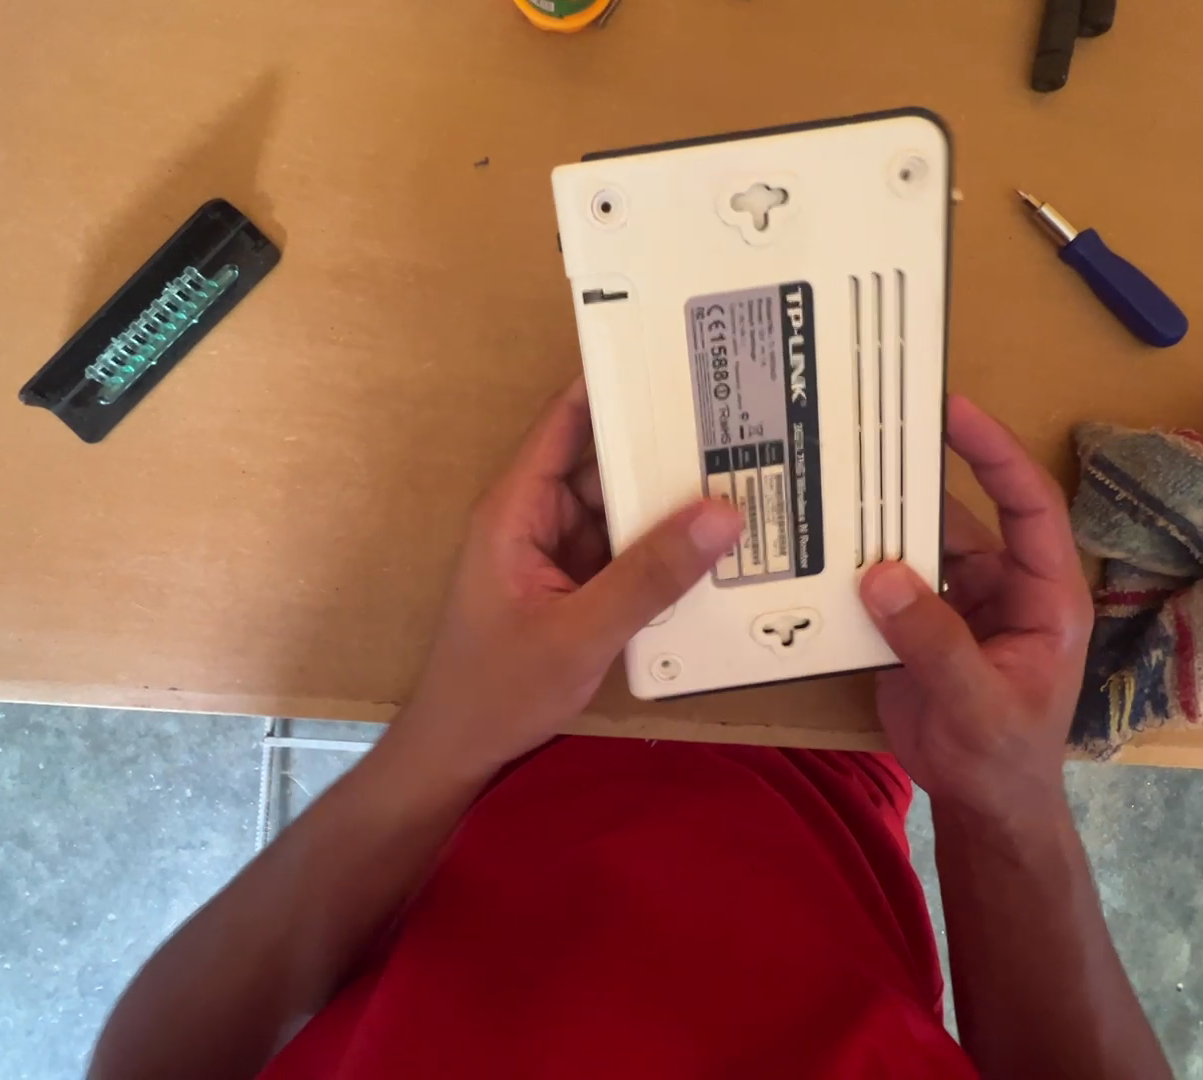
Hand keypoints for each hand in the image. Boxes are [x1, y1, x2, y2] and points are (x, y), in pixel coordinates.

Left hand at [393, 377, 743, 778]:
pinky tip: (711, 547)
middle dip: (662, 448)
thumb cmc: (498, 690)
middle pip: (604, 463)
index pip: (566, 422)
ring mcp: (557, 553)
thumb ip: (650, 577)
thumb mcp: (581, 633)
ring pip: (619, 510)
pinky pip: (623, 551)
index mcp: (517, 508)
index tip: (675, 358)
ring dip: (668, 504)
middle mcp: (537, 518)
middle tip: (737, 425)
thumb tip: (722, 514)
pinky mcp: (574, 585)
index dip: (614, 384)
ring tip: (741, 480)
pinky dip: (661, 549)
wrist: (461, 752)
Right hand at [857, 395, 1093, 825]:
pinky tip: (819, 554)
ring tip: (827, 495)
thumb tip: (878, 573)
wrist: (977, 801)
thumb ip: (933, 640)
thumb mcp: (977, 702)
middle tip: (863, 444)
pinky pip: (885, 582)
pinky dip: (856, 569)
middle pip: (956, 518)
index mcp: (1043, 593)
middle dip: (912, 486)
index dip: (995, 454)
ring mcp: (954, 603)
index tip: (952, 412)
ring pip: (914, 548)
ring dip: (876, 528)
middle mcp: (1000, 585)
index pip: (1028, 505)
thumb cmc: (1002, 756)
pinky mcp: (915, 623)